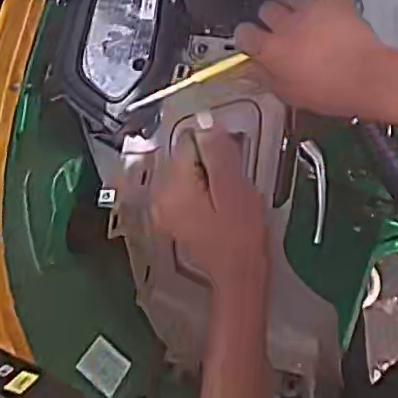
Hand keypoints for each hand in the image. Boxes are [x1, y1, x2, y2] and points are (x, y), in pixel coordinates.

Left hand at [150, 129, 268, 290]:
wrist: (239, 275)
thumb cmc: (240, 232)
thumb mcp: (234, 185)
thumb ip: (217, 151)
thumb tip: (205, 122)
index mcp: (170, 187)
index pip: (189, 140)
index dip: (214, 145)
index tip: (231, 161)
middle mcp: (157, 195)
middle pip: (184, 153)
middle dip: (208, 158)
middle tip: (230, 179)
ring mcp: (160, 208)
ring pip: (186, 167)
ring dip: (205, 170)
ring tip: (225, 192)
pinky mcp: (170, 215)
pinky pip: (184, 183)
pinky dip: (200, 184)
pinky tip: (217, 199)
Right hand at [235, 0, 388, 117]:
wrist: (368, 75)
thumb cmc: (330, 92)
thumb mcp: (292, 95)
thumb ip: (268, 77)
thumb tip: (256, 66)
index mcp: (272, 50)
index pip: (244, 34)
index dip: (246, 37)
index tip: (254, 43)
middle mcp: (286, 23)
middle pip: (265, 9)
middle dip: (269, 20)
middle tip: (281, 31)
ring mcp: (309, 7)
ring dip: (290, 5)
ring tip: (299, 16)